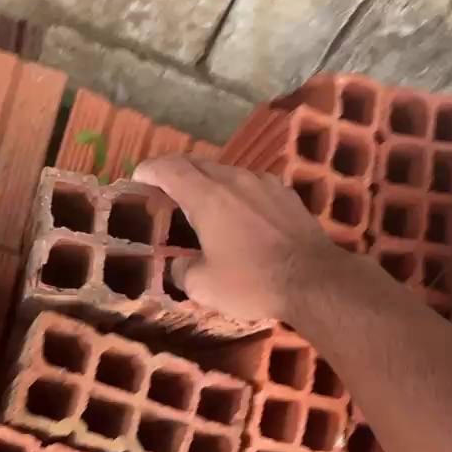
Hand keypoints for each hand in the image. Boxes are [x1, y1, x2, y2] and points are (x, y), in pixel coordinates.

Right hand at [134, 156, 365, 324]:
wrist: (313, 279)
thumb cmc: (252, 282)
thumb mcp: (204, 287)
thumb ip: (182, 270)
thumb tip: (179, 265)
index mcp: (207, 197)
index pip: (170, 169)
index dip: (150, 170)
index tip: (139, 176)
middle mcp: (234, 180)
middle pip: (197, 164)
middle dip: (176, 172)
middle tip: (164, 189)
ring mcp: (263, 183)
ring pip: (226, 174)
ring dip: (208, 184)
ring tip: (201, 204)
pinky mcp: (285, 194)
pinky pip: (251, 186)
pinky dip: (235, 194)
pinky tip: (238, 215)